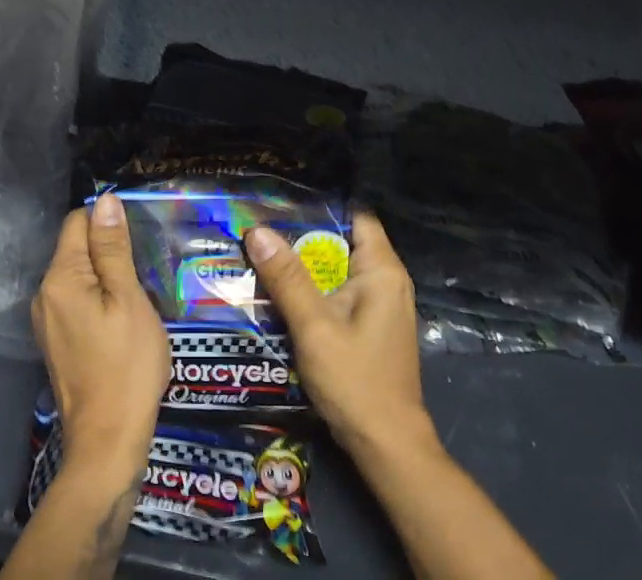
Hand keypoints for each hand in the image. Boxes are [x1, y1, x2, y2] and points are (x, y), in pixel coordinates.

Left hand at [33, 194, 170, 479]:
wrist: (107, 439)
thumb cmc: (126, 365)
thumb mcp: (129, 300)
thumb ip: (113, 249)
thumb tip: (104, 201)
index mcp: (59, 278)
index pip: (78, 222)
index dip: (109, 223)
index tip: (139, 241)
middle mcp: (43, 293)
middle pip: (75, 249)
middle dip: (108, 251)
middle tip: (146, 270)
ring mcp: (45, 320)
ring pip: (77, 277)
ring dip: (105, 278)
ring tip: (139, 296)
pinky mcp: (54, 341)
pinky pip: (75, 302)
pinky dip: (97, 301)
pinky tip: (121, 320)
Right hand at [245, 212, 437, 459]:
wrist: (385, 444)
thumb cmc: (355, 380)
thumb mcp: (314, 327)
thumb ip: (287, 278)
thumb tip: (257, 231)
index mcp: (382, 272)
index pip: (356, 216)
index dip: (320, 204)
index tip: (280, 198)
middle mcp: (386, 282)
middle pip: (340, 243)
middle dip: (300, 236)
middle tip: (255, 225)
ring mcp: (378, 307)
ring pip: (335, 272)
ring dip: (301, 267)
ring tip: (256, 252)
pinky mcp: (367, 328)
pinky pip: (336, 296)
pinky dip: (310, 292)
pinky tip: (275, 293)